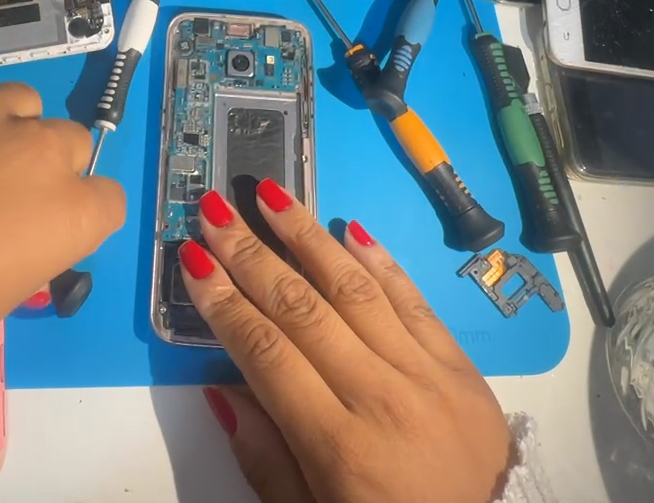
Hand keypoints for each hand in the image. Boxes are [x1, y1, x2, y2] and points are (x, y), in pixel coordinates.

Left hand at [0, 51, 125, 344]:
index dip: (79, 213)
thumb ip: (19, 261)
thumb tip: (7, 245)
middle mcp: (41, 150)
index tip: (48, 226)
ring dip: (2, 124)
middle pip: (70, 141)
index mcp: (69, 213)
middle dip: (42, 164)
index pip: (107, 200)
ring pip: (21, 100)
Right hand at [181, 181, 510, 502]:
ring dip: (306, 235)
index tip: (193, 257)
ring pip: (353, 287)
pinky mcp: (460, 363)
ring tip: (270, 195)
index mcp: (338, 446)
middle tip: (215, 208)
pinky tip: (349, 226)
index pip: (265, 350)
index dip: (223, 301)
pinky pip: (412, 298)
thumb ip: (264, 457)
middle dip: (250, 252)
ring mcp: (425, 373)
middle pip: (301, 306)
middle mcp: (380, 396)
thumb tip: (221, 387)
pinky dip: (378, 260)